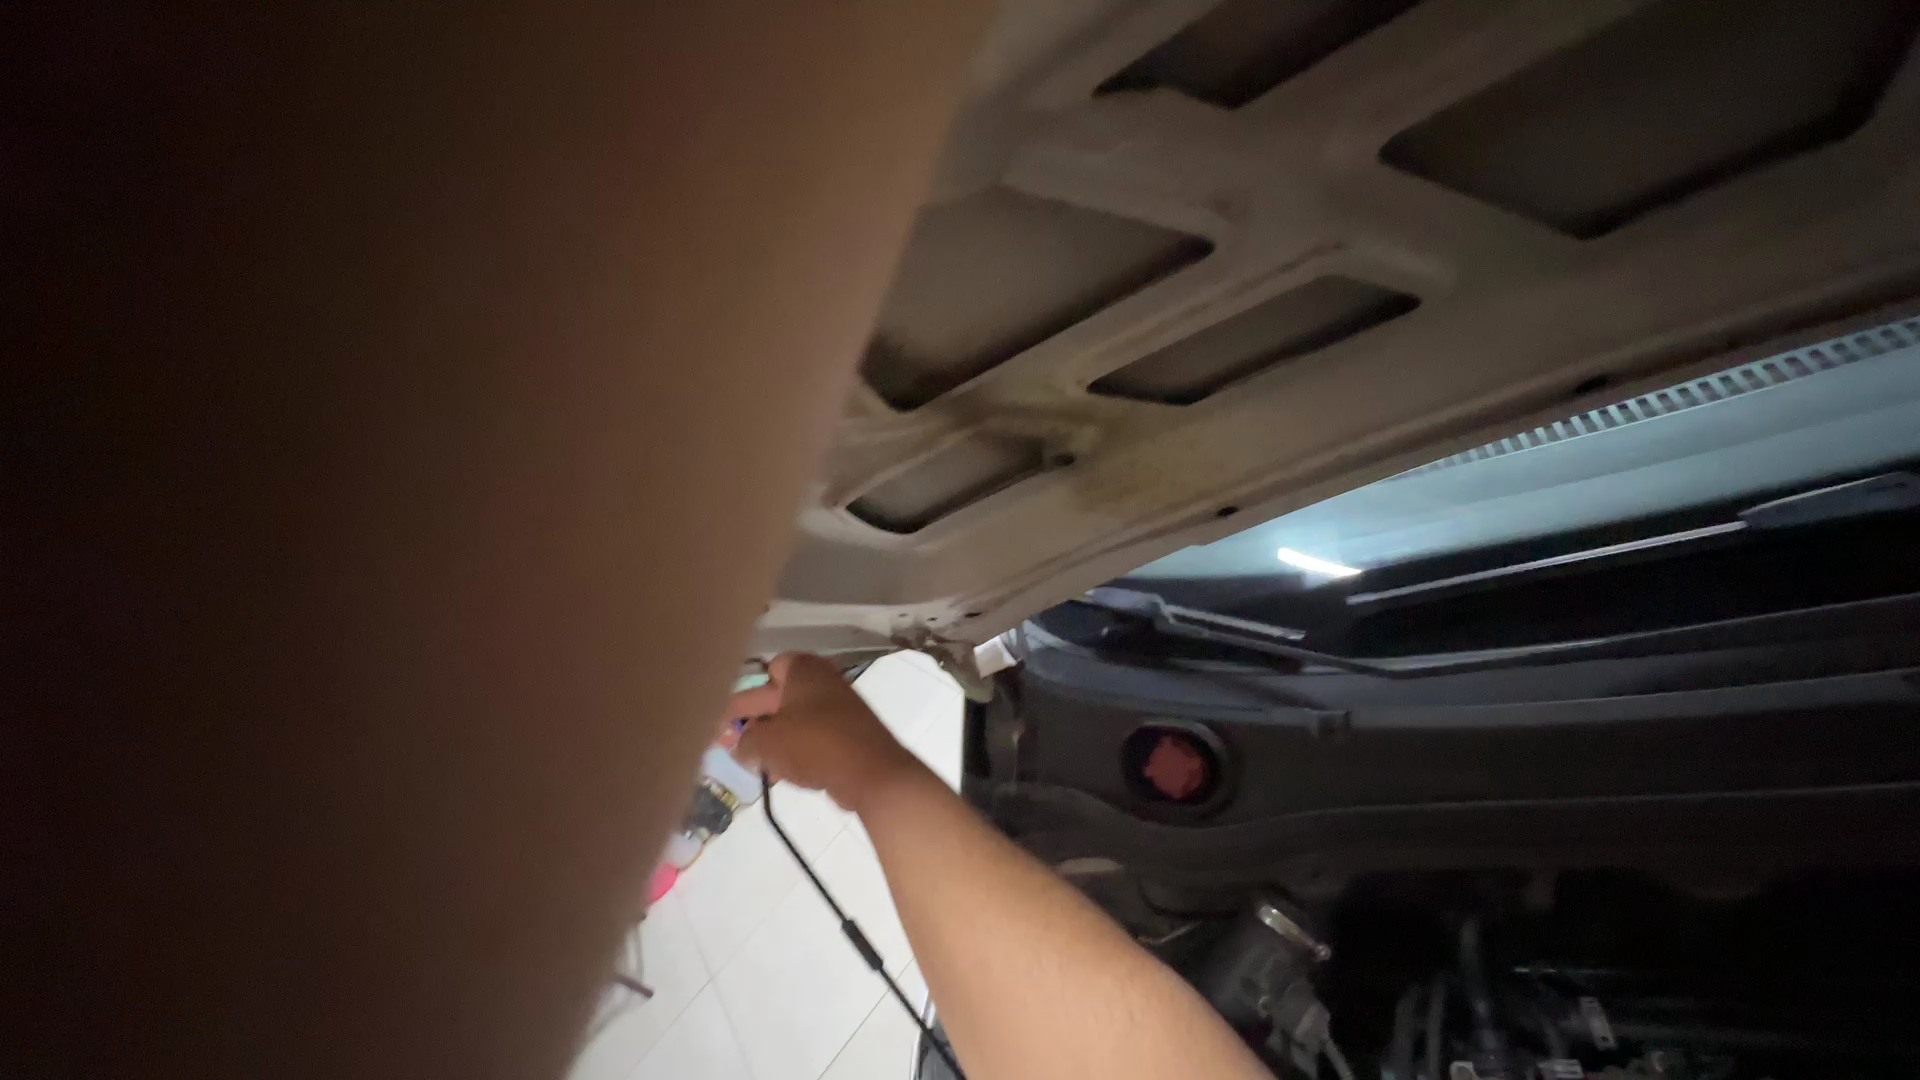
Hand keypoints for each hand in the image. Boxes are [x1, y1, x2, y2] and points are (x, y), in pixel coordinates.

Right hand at [729, 653, 926, 812]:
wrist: (872, 772)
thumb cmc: (813, 744)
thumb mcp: (765, 742)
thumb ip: (745, 741)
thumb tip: (743, 745)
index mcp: (804, 669)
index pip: (768, 669)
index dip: (747, 692)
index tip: (729, 718)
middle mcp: (823, 681)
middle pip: (779, 697)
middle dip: (754, 720)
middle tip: (728, 743)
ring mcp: (840, 707)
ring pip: (796, 720)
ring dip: (774, 739)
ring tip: (753, 762)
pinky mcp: (850, 733)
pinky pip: (814, 738)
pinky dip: (796, 751)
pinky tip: (782, 773)